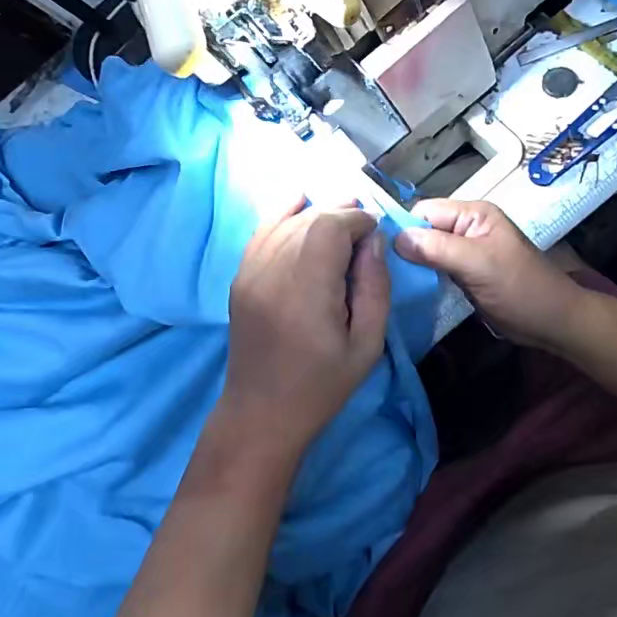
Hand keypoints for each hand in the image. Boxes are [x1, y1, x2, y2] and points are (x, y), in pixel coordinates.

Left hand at [221, 198, 391, 462]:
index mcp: (307, 290)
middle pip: (309, 220)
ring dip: (317, 215)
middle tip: (364, 228)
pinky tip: (299, 202)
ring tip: (342, 219)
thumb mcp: (367, 344)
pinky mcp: (240, 278)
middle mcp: (273, 272)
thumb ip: (374, 286)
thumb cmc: (321, 385)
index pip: (330, 227)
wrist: (260, 414)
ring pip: (286, 222)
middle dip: (341, 215)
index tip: (376, 233)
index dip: (357, 220)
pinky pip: (261, 232)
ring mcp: (250, 272)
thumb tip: (373, 241)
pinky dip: (282, 214)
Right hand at [394, 199, 589, 348]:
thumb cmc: (519, 288)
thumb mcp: (478, 264)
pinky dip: (423, 277)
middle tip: (380, 272)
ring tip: (388, 282)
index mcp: (473, 214)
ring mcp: (465, 251)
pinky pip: (435, 268)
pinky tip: (407, 289)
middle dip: (404, 248)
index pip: (424, 211)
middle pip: (423, 230)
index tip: (378, 253)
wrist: (552, 322)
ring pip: (426, 250)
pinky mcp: (465, 273)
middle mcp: (466, 227)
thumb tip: (394, 238)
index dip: (402, 228)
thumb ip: (437, 248)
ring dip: (412, 265)